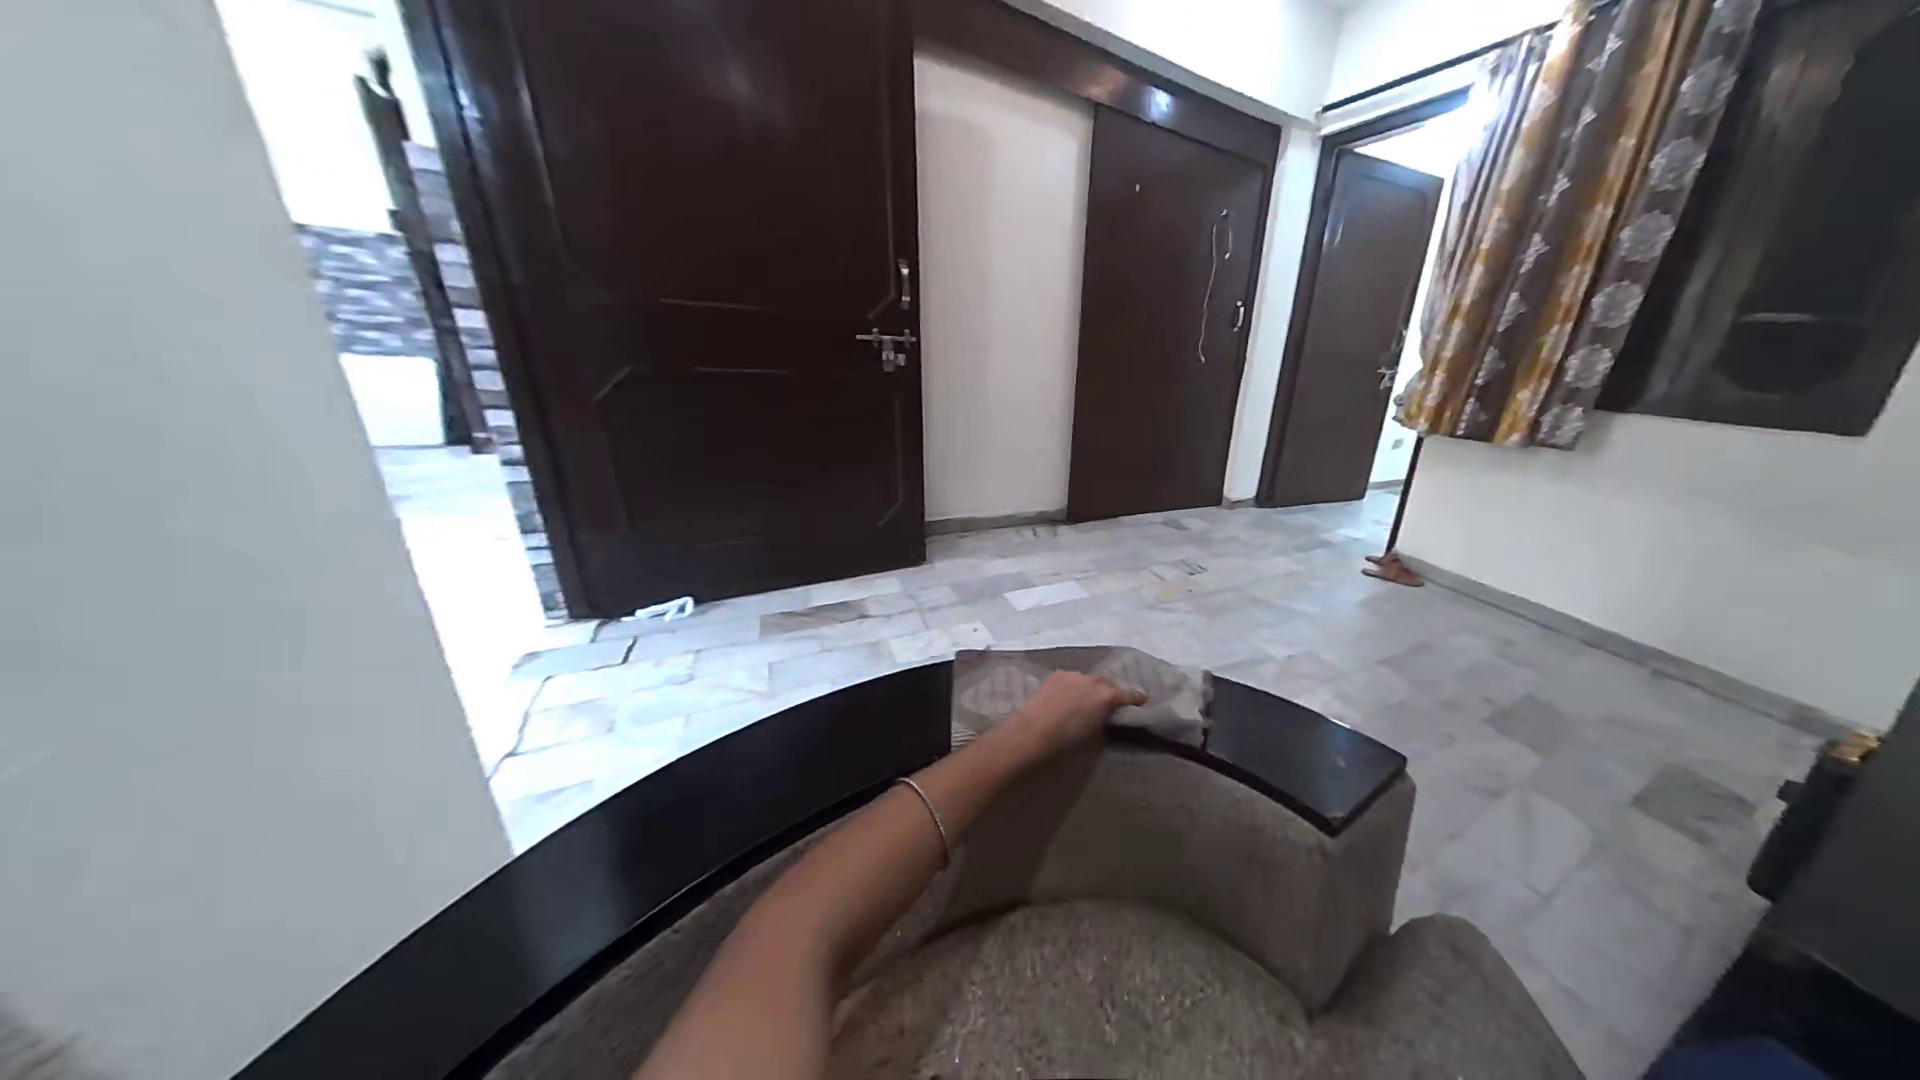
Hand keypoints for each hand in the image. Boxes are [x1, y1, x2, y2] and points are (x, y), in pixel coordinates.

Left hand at [1010, 672, 1147, 754]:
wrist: (1035, 731)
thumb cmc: (1068, 740)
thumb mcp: (1096, 734)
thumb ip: (1105, 721)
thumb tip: (1106, 716)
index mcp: (1107, 696)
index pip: (1129, 695)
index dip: (1137, 698)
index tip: (1143, 699)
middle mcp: (1093, 681)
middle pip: (1109, 683)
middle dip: (1113, 691)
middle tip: (1114, 700)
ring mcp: (1074, 676)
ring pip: (1089, 680)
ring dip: (1092, 687)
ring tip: (1090, 697)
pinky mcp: (1057, 676)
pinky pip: (1072, 680)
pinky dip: (1075, 686)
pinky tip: (1071, 694)